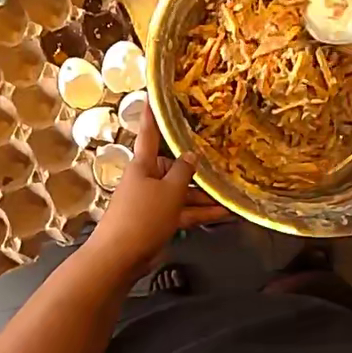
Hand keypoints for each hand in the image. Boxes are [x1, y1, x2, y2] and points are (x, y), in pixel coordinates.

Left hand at [82, 108, 226, 279]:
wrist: (120, 258)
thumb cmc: (141, 218)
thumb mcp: (169, 191)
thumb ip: (184, 172)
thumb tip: (192, 155)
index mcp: (143, 164)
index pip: (149, 132)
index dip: (152, 113)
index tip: (153, 94)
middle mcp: (147, 179)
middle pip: (174, 167)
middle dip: (197, 168)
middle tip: (221, 160)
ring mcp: (152, 201)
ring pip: (181, 192)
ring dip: (204, 195)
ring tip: (231, 194)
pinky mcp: (157, 221)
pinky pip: (183, 212)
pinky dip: (201, 213)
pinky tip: (223, 214)